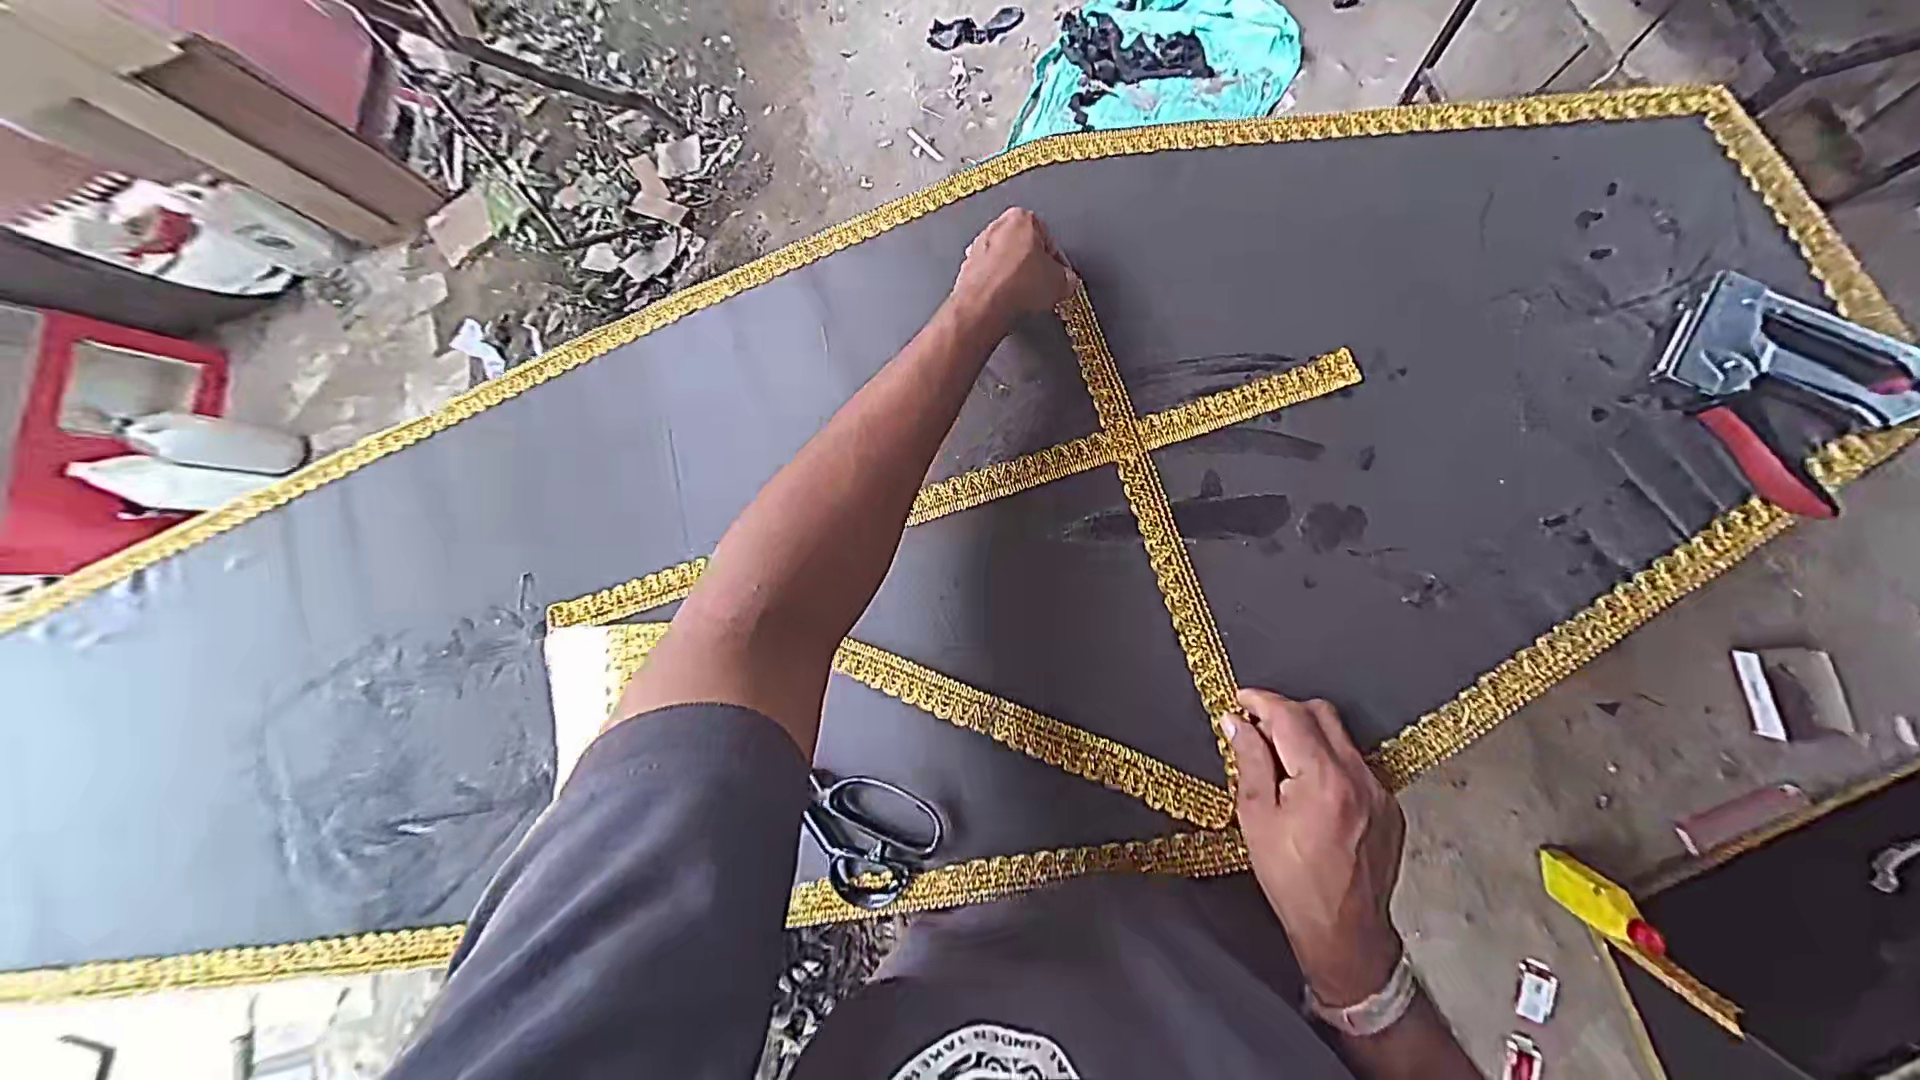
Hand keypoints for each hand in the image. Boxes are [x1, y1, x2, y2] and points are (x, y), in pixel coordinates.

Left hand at [951, 208, 1078, 330]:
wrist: (984, 307)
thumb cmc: (1017, 286)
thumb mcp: (1060, 283)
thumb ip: (1068, 278)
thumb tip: (1067, 282)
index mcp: (1022, 218)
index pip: (1048, 239)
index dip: (1057, 263)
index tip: (1059, 277)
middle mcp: (996, 226)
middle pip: (1023, 248)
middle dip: (1033, 268)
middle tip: (1042, 288)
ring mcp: (978, 247)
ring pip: (1004, 262)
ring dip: (1014, 278)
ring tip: (1023, 298)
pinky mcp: (966, 268)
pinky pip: (989, 276)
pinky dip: (997, 287)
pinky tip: (1005, 301)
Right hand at [1226, 688, 1406, 1007]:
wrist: (1344, 930)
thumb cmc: (1291, 878)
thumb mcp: (1255, 816)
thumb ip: (1249, 760)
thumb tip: (1236, 722)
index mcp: (1323, 780)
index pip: (1290, 715)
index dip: (1260, 701)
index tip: (1240, 700)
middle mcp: (1358, 778)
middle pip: (1320, 714)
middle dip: (1284, 711)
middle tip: (1255, 729)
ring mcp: (1379, 791)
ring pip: (1339, 736)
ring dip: (1306, 734)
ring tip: (1279, 759)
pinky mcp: (1389, 806)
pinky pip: (1354, 762)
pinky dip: (1326, 758)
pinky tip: (1306, 784)